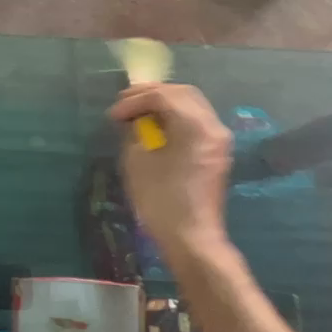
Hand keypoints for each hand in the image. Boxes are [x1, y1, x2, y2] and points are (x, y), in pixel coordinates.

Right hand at [109, 82, 234, 253]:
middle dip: (151, 94)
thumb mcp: (137, 161)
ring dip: (164, 103)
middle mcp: (212, 125)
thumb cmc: (161, 200)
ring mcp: (219, 139)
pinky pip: (197, 120)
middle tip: (124, 102)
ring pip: (191, 104)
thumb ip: (135, 131)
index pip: (161, 96)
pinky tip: (156, 126)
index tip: (113, 115)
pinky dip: (175, 116)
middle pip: (182, 93)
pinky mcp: (217, 152)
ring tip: (138, 112)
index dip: (133, 101)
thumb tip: (134, 120)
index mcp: (194, 125)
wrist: (192, 239)